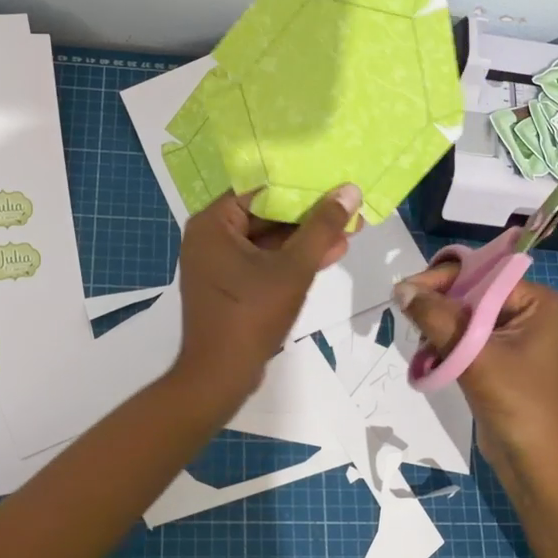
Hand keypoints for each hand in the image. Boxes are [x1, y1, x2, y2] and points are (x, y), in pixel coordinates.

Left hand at [171, 184, 361, 401]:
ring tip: (349, 231)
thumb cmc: (251, 315)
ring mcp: (215, 264)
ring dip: (304, 239)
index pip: (260, 189)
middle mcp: (208, 238)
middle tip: (347, 208)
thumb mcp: (294, 268)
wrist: (219, 375)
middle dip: (307, 216)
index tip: (333, 181)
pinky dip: (289, 261)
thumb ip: (322, 227)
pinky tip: (328, 255)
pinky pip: (260, 262)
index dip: (299, 185)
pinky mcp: (227, 287)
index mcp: (212, 223)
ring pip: (266, 241)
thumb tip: (349, 191)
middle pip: (264, 214)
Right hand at [394, 264, 557, 460]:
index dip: (440, 280)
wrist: (532, 460)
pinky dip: (442, 346)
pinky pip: (462, 337)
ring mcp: (510, 334)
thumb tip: (402, 289)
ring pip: (460, 316)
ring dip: (436, 330)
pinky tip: (430, 362)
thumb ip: (438, 318)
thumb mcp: (474, 356)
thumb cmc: (515, 403)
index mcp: (534, 300)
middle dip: (436, 309)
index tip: (403, 294)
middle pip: (467, 292)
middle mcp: (525, 310)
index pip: (479, 273)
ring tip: (422, 351)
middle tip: (409, 324)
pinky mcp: (496, 356)